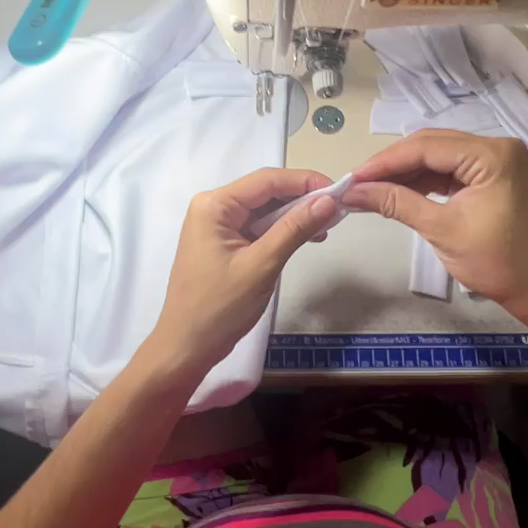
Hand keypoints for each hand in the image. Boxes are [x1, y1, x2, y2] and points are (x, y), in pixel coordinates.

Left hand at [141, 167, 340, 381]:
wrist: (187, 347)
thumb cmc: (220, 307)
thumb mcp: (262, 265)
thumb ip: (294, 228)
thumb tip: (329, 200)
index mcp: (215, 205)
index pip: (267, 180)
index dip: (305, 181)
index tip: (339, 190)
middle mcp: (214, 207)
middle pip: (266, 192)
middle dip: (302, 199)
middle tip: (339, 209)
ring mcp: (218, 226)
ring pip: (265, 210)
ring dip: (295, 216)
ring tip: (328, 225)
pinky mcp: (225, 244)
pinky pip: (258, 228)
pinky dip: (283, 231)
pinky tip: (307, 237)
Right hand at [343, 129, 527, 318]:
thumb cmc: (495, 262)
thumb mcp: (441, 229)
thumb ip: (396, 202)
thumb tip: (352, 192)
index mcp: (492, 155)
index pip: (427, 147)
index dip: (386, 161)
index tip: (353, 177)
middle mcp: (496, 147)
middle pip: (431, 145)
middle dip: (393, 164)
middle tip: (357, 182)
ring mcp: (494, 160)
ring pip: (437, 156)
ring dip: (405, 172)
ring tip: (370, 188)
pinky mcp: (489, 175)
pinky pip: (448, 169)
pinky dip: (422, 180)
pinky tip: (396, 190)